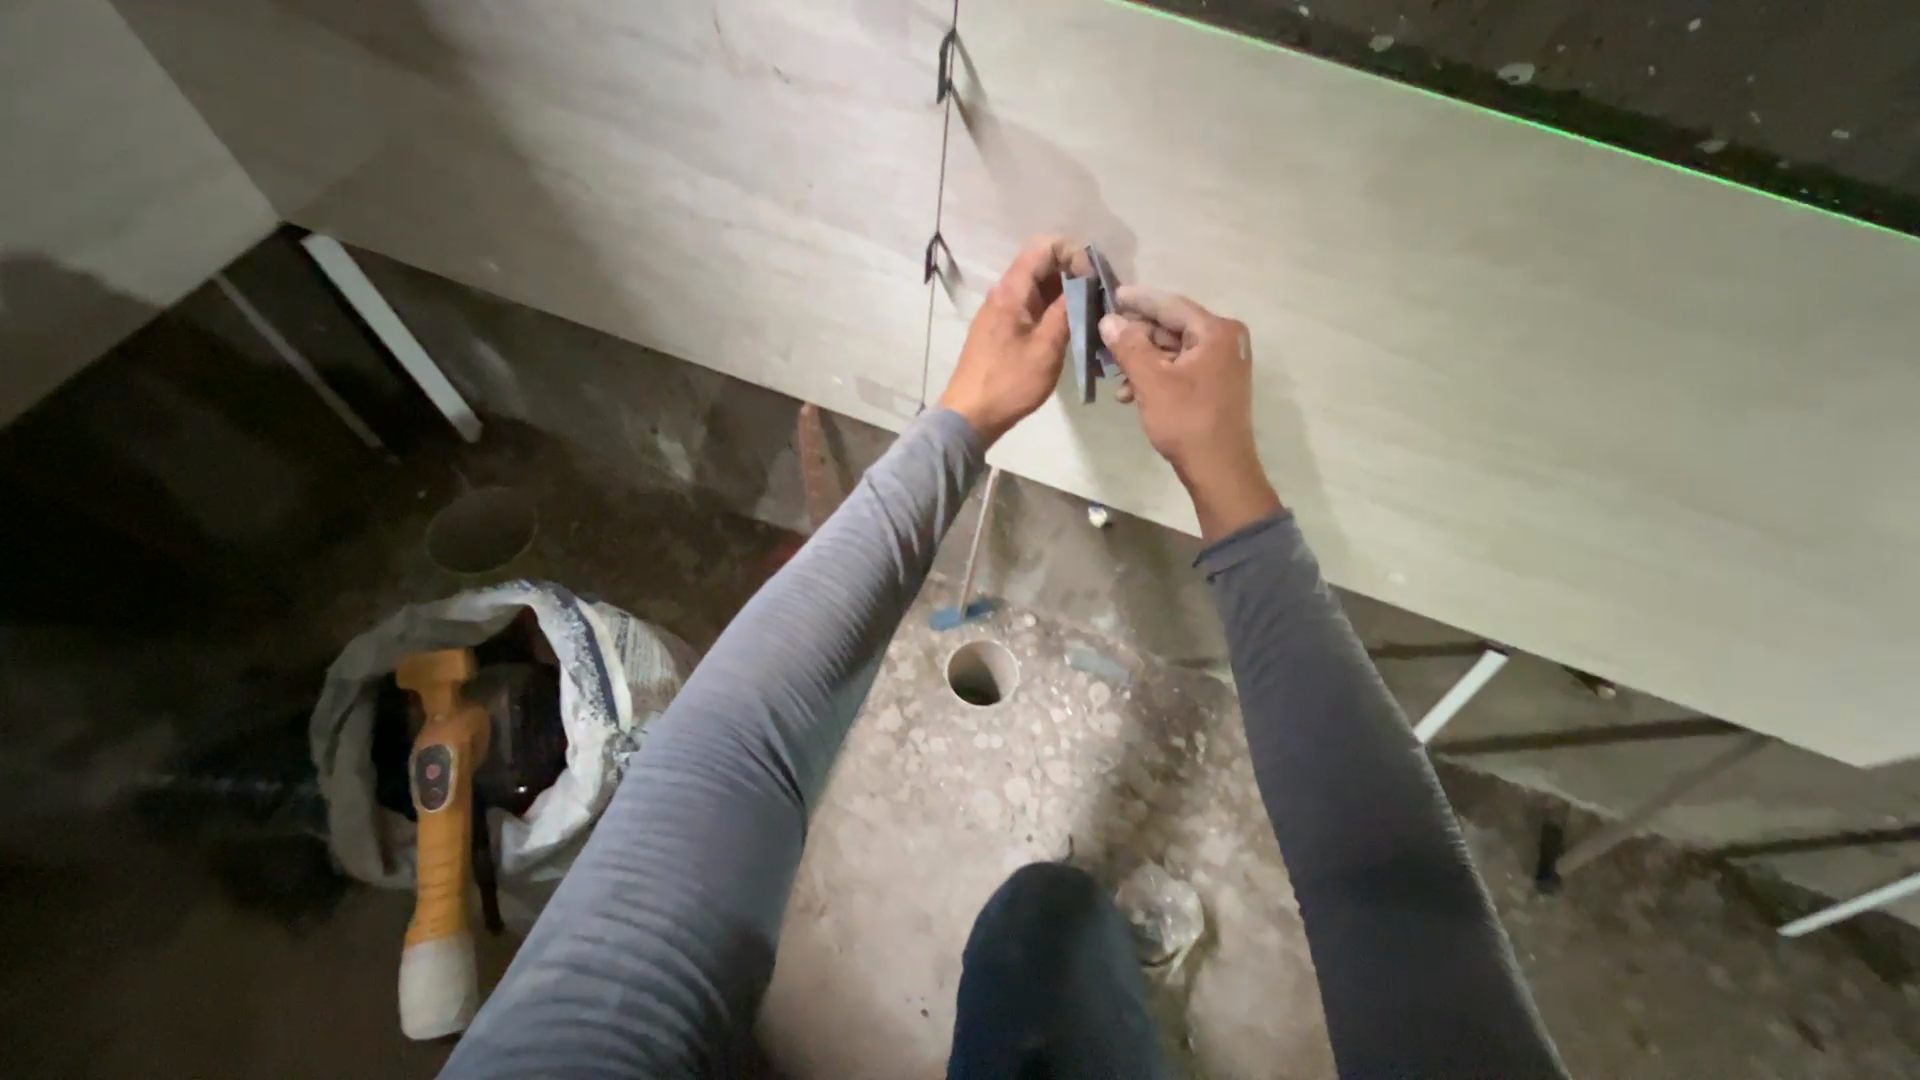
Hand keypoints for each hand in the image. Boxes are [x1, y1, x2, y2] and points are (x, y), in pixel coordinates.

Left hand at [938, 235, 1090, 443]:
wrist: (970, 415)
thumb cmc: (1009, 383)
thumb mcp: (1046, 347)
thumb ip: (1066, 310)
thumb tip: (1085, 283)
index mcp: (1011, 291)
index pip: (1044, 246)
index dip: (1073, 254)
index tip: (1093, 281)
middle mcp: (1002, 293)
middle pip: (1041, 265)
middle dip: (1072, 274)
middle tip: (1098, 298)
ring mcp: (999, 311)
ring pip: (1036, 287)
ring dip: (1063, 294)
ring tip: (1089, 315)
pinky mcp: (999, 329)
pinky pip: (1029, 307)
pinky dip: (1050, 310)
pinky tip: (1068, 329)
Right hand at [1099, 287, 1281, 538]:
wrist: (1219, 469)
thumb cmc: (1186, 421)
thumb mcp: (1150, 381)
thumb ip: (1128, 346)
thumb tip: (1108, 320)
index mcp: (1216, 331)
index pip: (1170, 305)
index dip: (1138, 301)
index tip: (1110, 295)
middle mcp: (1225, 341)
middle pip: (1171, 328)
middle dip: (1136, 338)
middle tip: (1104, 341)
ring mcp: (1222, 364)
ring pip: (1172, 351)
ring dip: (1141, 361)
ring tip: (1114, 377)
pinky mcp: (1215, 385)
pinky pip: (1180, 369)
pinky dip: (1155, 377)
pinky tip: (1131, 394)